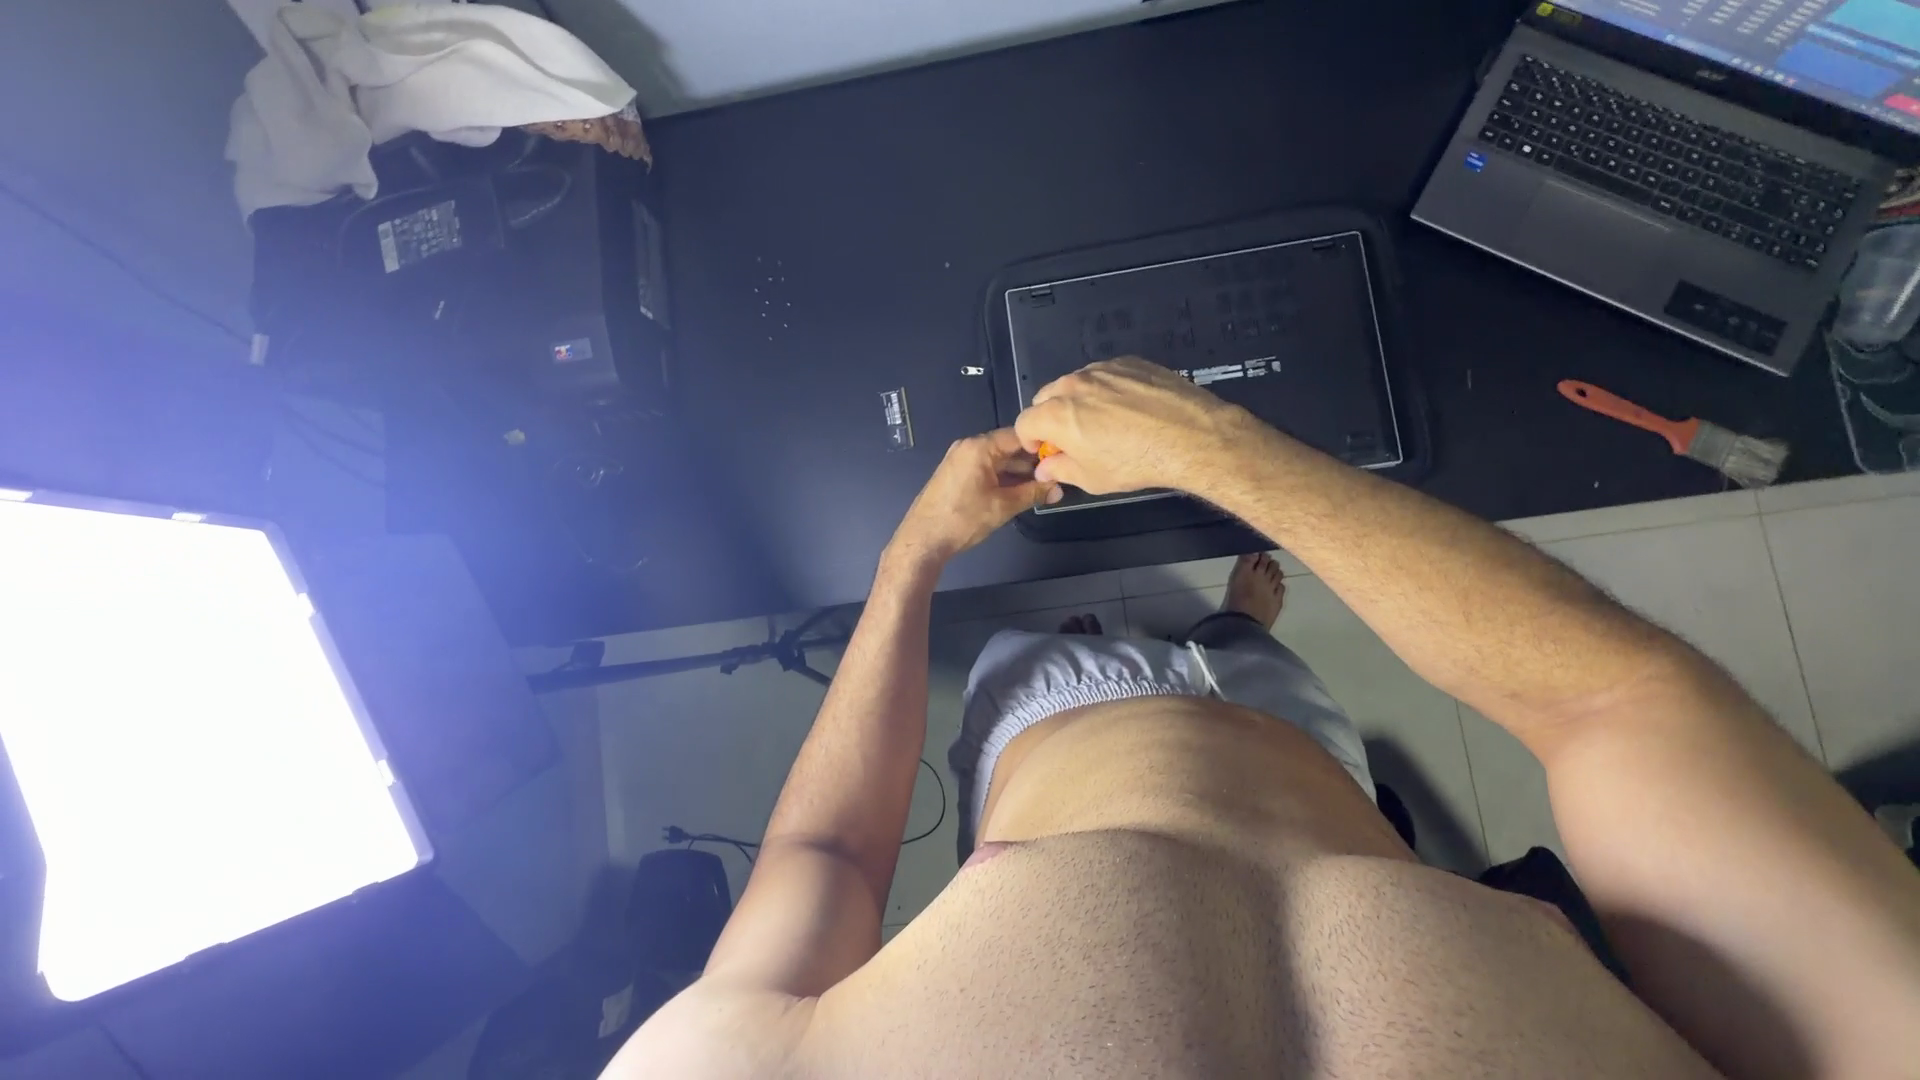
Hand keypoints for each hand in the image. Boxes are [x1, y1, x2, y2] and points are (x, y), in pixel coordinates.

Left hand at [890, 428, 1057, 561]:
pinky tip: (1020, 492)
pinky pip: (986, 470)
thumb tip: (1059, 489)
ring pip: (998, 461)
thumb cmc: (963, 519)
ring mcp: (960, 461)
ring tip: (1043, 487)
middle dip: (1031, 463)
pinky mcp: (956, 475)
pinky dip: (1003, 479)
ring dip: (1018, 473)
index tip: (1063, 455)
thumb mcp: (1003, 506)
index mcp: (979, 447)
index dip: (1041, 444)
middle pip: (1008, 448)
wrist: (923, 540)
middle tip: (1057, 475)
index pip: (1018, 435)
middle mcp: (968, 447)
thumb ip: (1033, 494)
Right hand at [1014, 357, 1255, 494]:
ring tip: (1103, 421)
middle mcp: (1073, 384)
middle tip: (1072, 438)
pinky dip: (1106, 389)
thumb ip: (1060, 470)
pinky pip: (1105, 374)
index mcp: (1056, 414)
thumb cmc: (1134, 462)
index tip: (1044, 451)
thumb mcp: (1091, 478)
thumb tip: (1046, 467)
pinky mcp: (1128, 361)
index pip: (1024, 423)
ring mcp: (1102, 369)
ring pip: (1075, 383)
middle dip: (1050, 417)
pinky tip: (1128, 408)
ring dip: (1078, 401)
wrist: (1189, 435)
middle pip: (1045, 397)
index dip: (1030, 440)